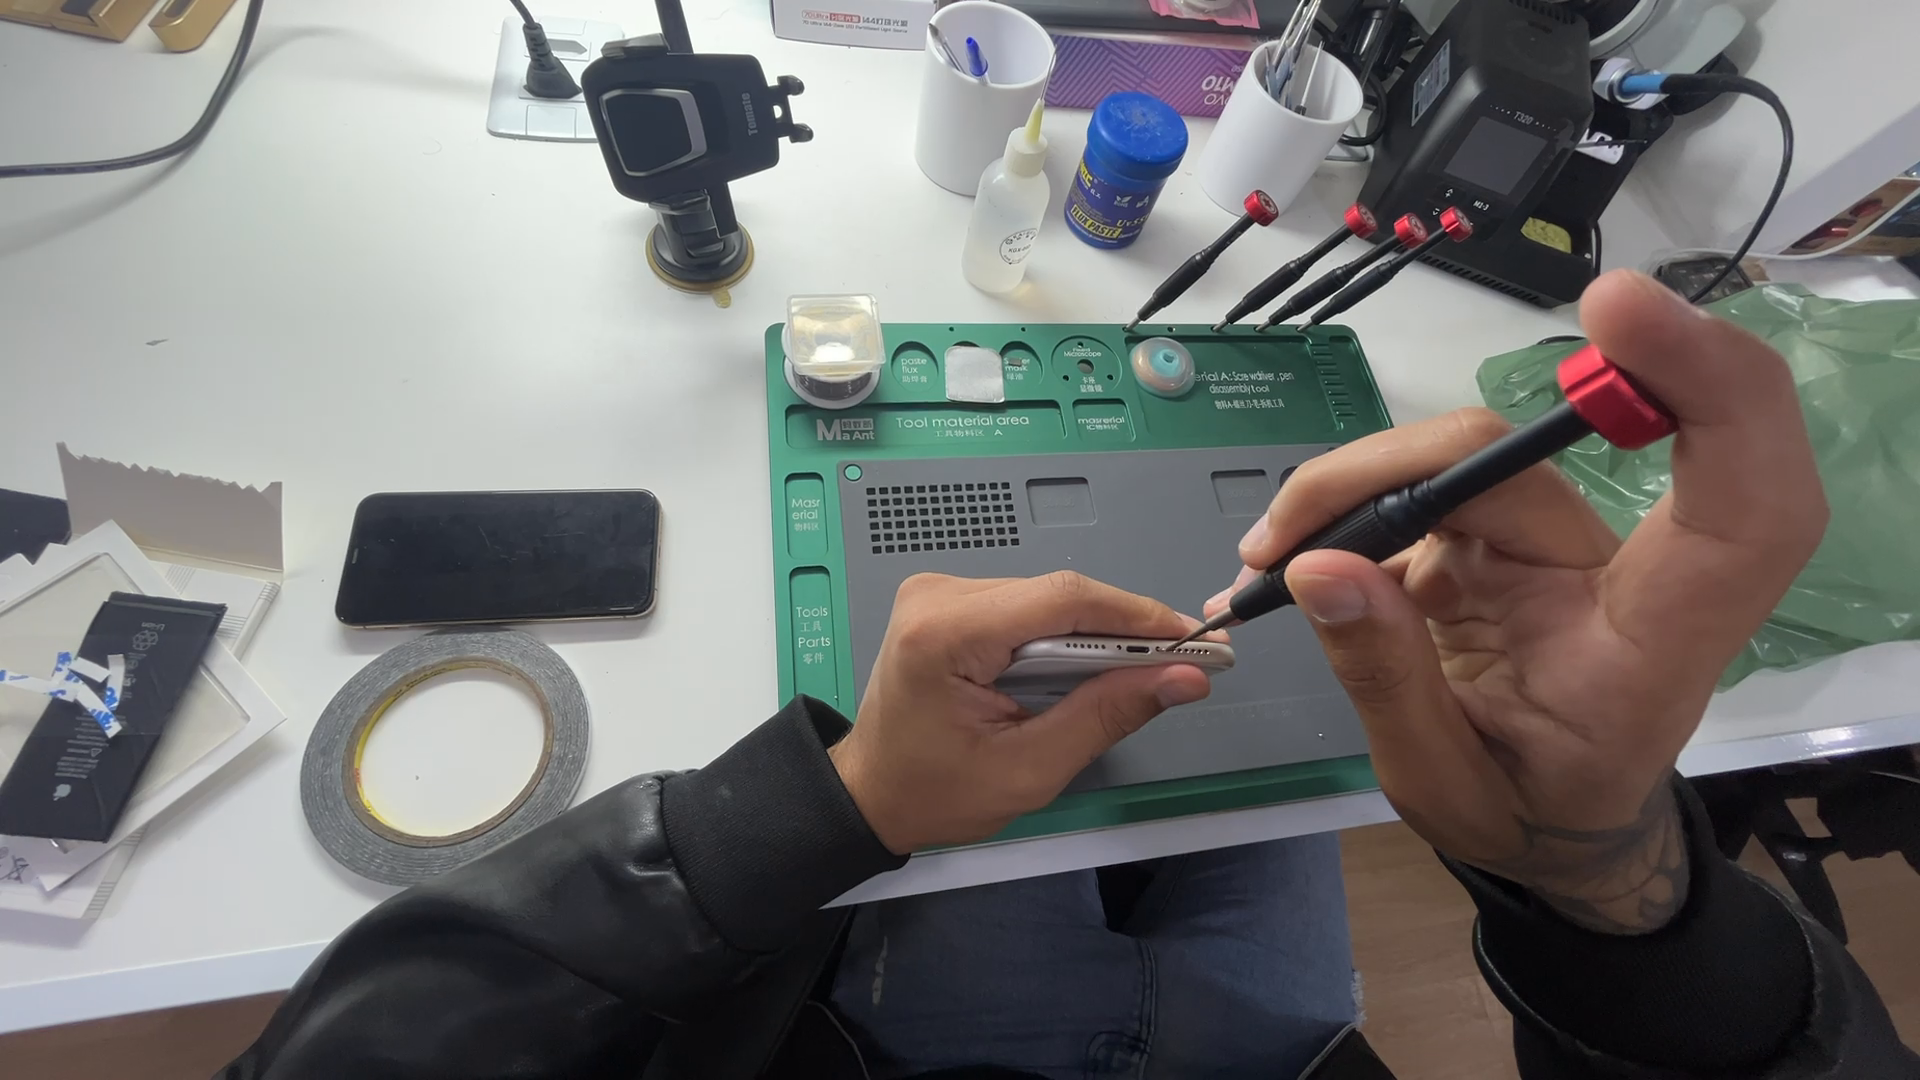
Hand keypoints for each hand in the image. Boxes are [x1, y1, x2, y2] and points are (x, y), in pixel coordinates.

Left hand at [832, 572, 1215, 853]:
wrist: (870, 791)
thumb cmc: (937, 794)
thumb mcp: (1029, 770)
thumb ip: (1106, 715)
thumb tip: (1182, 677)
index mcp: (945, 632)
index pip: (1061, 599)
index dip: (1135, 614)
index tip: (1192, 640)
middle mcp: (937, 594)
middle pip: (1054, 594)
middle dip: (1120, 628)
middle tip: (1179, 662)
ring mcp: (936, 590)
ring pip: (1042, 597)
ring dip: (1091, 632)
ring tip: (1138, 669)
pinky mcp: (944, 599)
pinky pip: (1022, 606)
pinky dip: (1059, 634)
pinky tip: (1083, 665)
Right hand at [1209, 271, 1826, 933]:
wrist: (1534, 825)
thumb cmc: (1514, 810)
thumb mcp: (1435, 773)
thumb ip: (1384, 675)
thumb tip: (1316, 568)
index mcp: (1641, 642)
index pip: (1733, 503)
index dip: (1700, 387)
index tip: (1616, 308)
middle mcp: (1599, 572)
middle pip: (1497, 466)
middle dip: (1365, 483)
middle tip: (1266, 548)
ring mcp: (1538, 551)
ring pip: (1441, 467)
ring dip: (1337, 499)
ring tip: (1260, 563)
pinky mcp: (1482, 545)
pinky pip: (1407, 497)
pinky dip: (1335, 518)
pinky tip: (1281, 560)